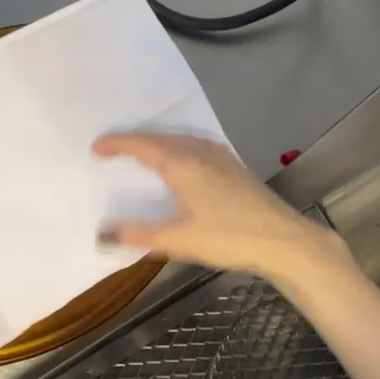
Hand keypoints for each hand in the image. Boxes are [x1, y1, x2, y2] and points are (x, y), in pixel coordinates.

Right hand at [92, 133, 349, 284]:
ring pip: (181, 140)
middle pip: (161, 138)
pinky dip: (178, 150)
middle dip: (135, 141)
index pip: (142, 145)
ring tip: (141, 153)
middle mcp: (200, 152)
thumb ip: (140, 235)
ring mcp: (221, 157)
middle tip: (113, 149)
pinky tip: (180, 164)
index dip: (117, 144)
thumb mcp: (179, 240)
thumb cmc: (229, 238)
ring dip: (158, 143)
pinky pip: (196, 147)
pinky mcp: (234, 167)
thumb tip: (103, 234)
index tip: (96, 148)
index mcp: (183, 164)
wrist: (283, 240)